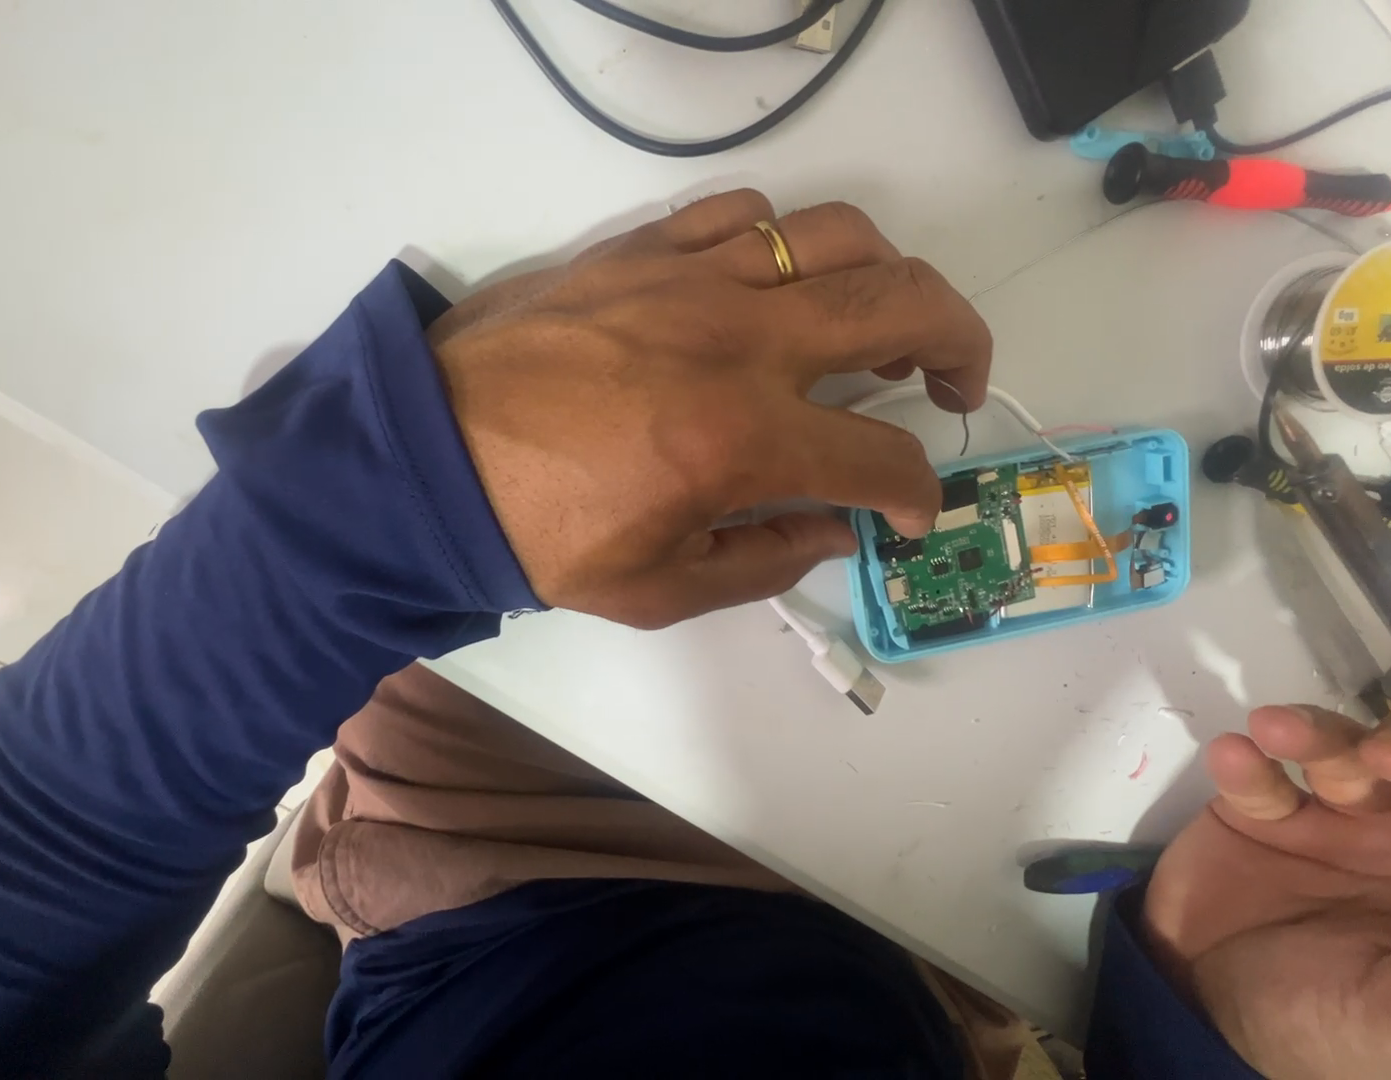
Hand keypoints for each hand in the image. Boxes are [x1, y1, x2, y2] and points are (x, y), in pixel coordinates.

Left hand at [428, 190, 991, 628]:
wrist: (429, 458)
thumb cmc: (539, 532)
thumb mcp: (657, 588)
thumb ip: (765, 561)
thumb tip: (834, 528)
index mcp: (740, 440)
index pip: (879, 456)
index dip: (916, 490)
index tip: (910, 508)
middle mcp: (736, 341)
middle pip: (902, 304)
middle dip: (961, 343)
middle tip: (956, 381)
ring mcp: (690, 279)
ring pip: (840, 235)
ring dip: (889, 278)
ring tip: (881, 324)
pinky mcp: (642, 249)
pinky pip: (745, 212)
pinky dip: (788, 242)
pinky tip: (780, 285)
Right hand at [1146, 706, 1390, 1079]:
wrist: (1203, 1012)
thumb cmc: (1332, 1033)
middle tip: (1386, 752)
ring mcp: (1336, 821)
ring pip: (1351, 752)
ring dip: (1322, 734)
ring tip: (1280, 734)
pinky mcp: (1259, 808)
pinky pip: (1261, 771)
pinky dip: (1248, 758)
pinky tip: (1234, 759)